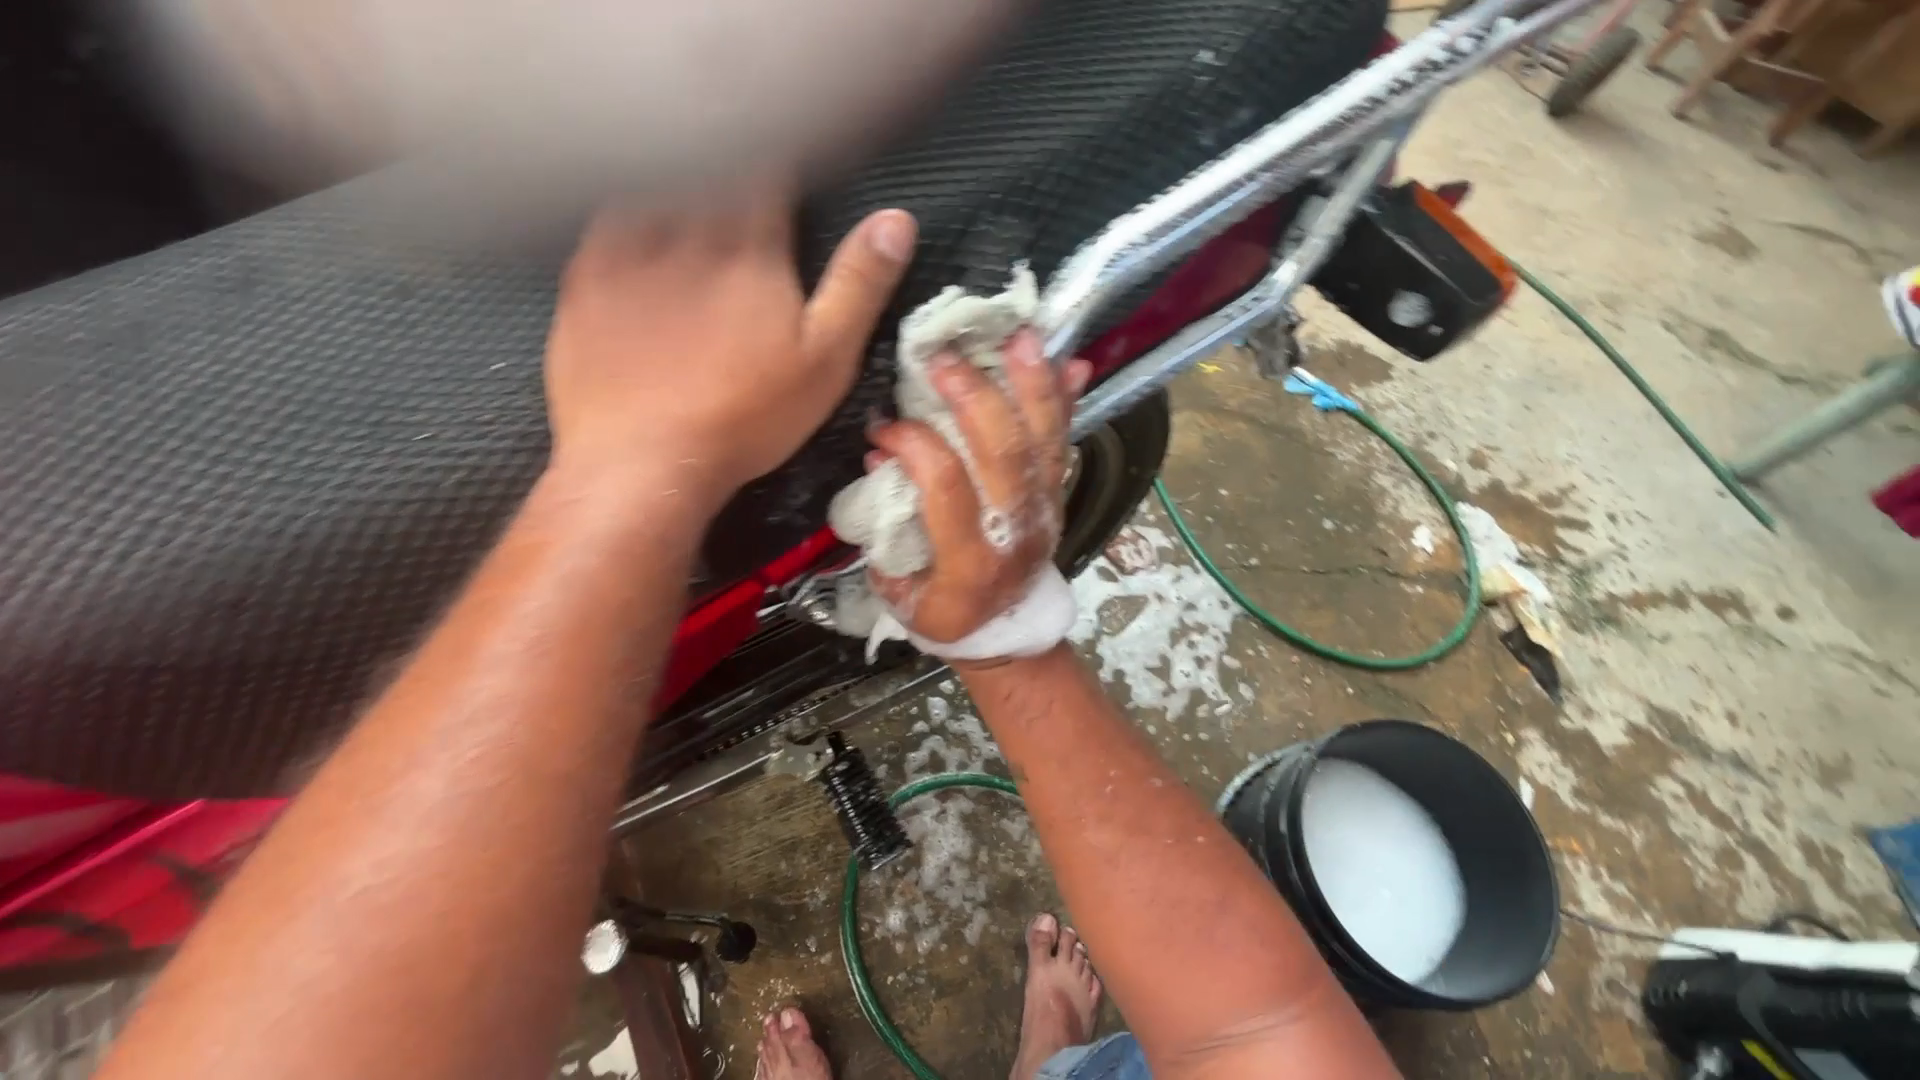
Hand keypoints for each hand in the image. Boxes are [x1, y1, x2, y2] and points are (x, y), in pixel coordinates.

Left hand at [544, 194, 915, 506]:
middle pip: (707, 178)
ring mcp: (626, 255)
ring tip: (687, 190)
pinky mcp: (584, 283)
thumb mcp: (825, 359)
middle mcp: (686, 235)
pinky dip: (621, 213)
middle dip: (726, 169)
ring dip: (675, 184)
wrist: (642, 459)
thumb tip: (897, 221)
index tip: (787, 169)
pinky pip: (601, 224)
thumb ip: (858, 286)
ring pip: (653, 192)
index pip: (766, 180)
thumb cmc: (747, 415)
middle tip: (736, 173)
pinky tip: (627, 222)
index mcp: (750, 250)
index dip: (778, 169)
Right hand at [867, 331, 1090, 647]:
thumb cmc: (942, 615)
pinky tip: (1072, 363)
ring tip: (1021, 336)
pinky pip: (1062, 444)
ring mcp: (1045, 513)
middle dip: (973, 399)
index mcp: (970, 565)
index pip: (949, 489)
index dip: (916, 447)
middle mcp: (1016, 534)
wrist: (1004, 634)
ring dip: (1032, 386)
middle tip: (942, 358)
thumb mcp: (900, 590)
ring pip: (1042, 443)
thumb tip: (881, 458)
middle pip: (1004, 455)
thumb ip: (886, 531)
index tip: (883, 426)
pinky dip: (1065, 403)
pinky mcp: (1057, 498)